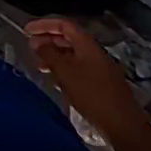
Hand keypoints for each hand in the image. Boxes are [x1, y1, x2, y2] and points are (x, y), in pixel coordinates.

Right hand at [26, 17, 149, 139]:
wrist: (124, 125)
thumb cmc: (92, 94)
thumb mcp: (65, 71)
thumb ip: (48, 54)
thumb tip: (36, 42)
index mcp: (87, 44)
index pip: (63, 25)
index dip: (43, 25)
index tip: (26, 31)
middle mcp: (95, 52)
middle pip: (68, 39)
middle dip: (48, 41)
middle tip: (31, 48)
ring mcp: (100, 68)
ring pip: (73, 55)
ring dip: (55, 57)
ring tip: (40, 65)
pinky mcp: (102, 84)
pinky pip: (79, 69)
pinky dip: (65, 70)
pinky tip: (57, 81)